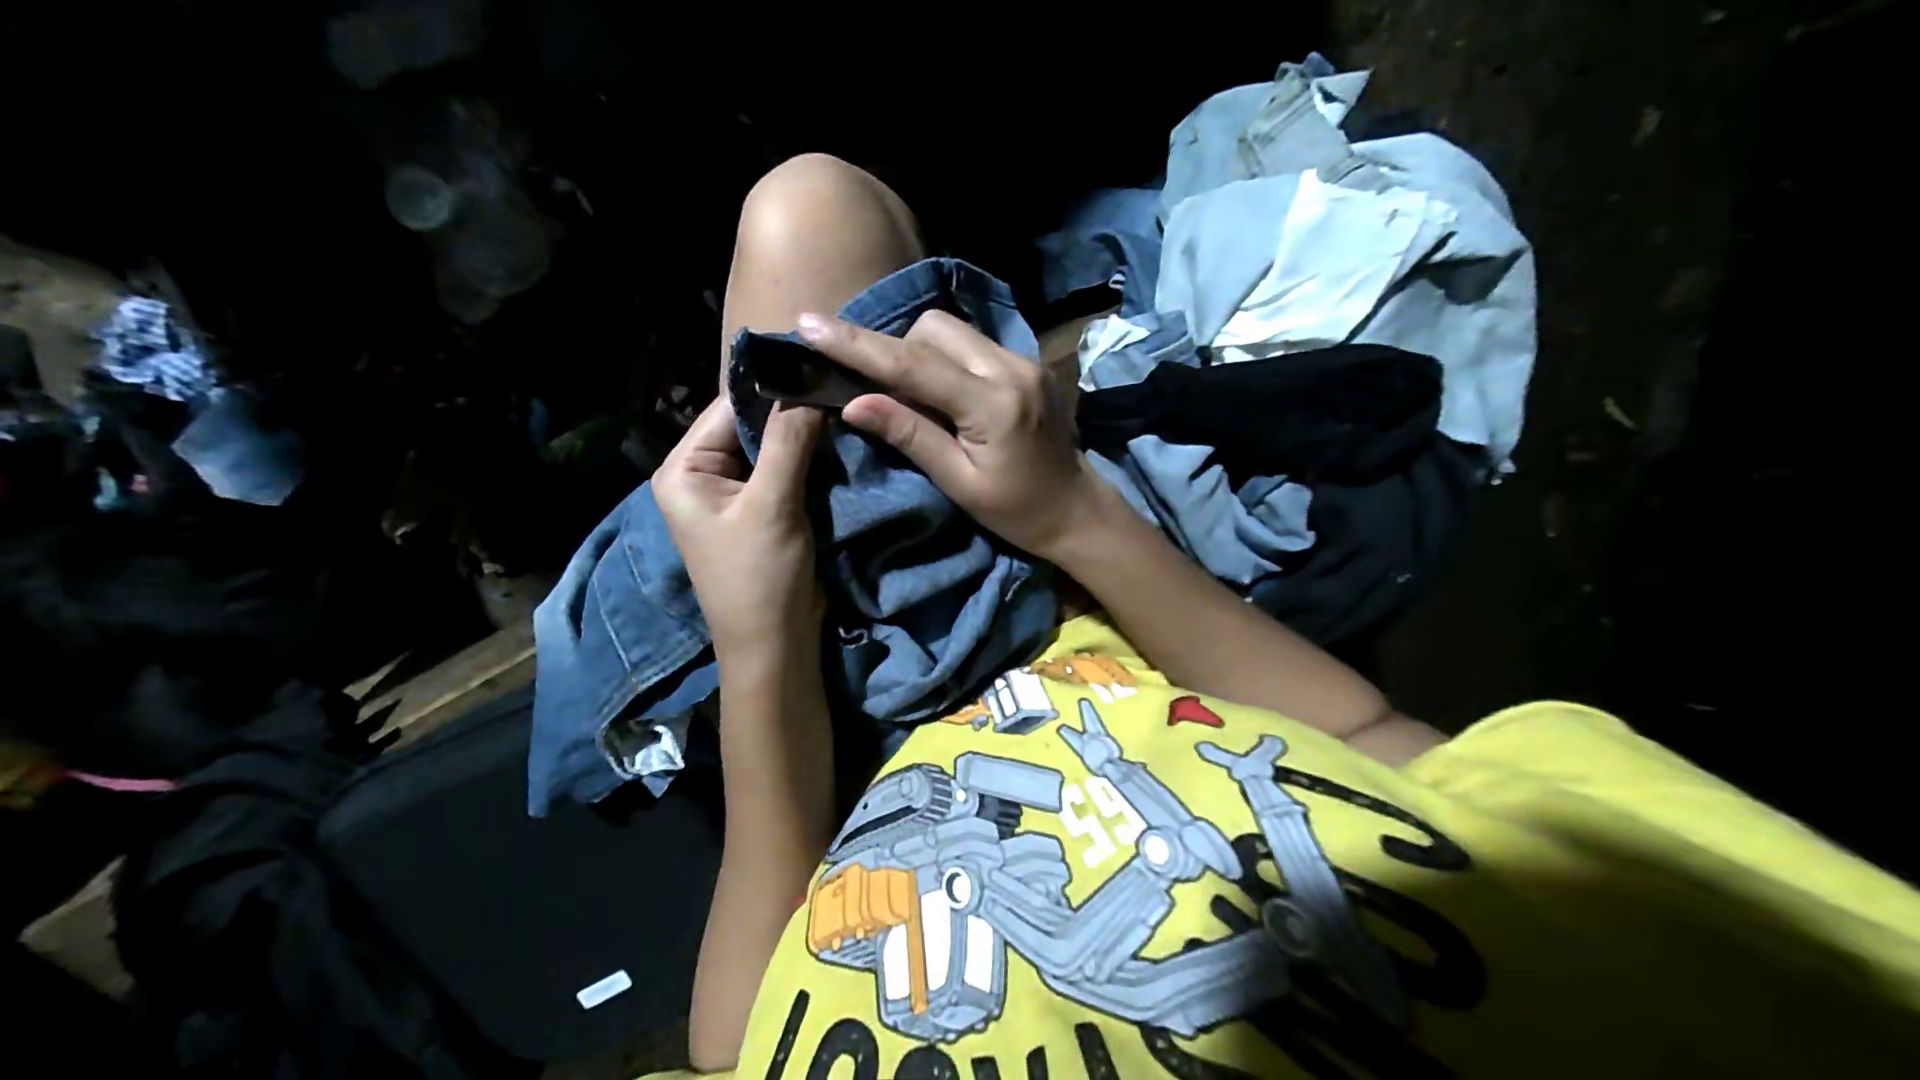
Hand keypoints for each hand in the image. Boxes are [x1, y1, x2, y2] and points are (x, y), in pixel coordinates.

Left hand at [653, 395, 826, 661]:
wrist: (776, 645)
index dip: (774, 384)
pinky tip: (839, 441)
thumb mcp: (772, 505)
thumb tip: (808, 383)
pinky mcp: (763, 508)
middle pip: (751, 422)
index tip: (821, 362)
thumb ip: (787, 442)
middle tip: (840, 383)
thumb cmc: (760, 578)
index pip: (730, 405)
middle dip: (794, 409)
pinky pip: (786, 468)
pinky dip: (810, 457)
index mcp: (684, 469)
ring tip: (845, 405)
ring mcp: (735, 491)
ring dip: (806, 433)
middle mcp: (704, 473)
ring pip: (773, 444)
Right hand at [796, 309, 1112, 558]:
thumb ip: (910, 435)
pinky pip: (974, 343)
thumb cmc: (1017, 511)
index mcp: (994, 405)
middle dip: (898, 351)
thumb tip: (854, 403)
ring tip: (918, 398)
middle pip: (934, 329)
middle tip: (888, 395)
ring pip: (954, 330)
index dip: (858, 344)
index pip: (913, 364)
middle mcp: (1012, 369)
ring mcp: (1025, 361)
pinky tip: (947, 393)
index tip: (811, 325)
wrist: (1077, 509)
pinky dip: (947, 360)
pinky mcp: (1029, 363)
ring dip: (922, 353)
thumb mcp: (959, 481)